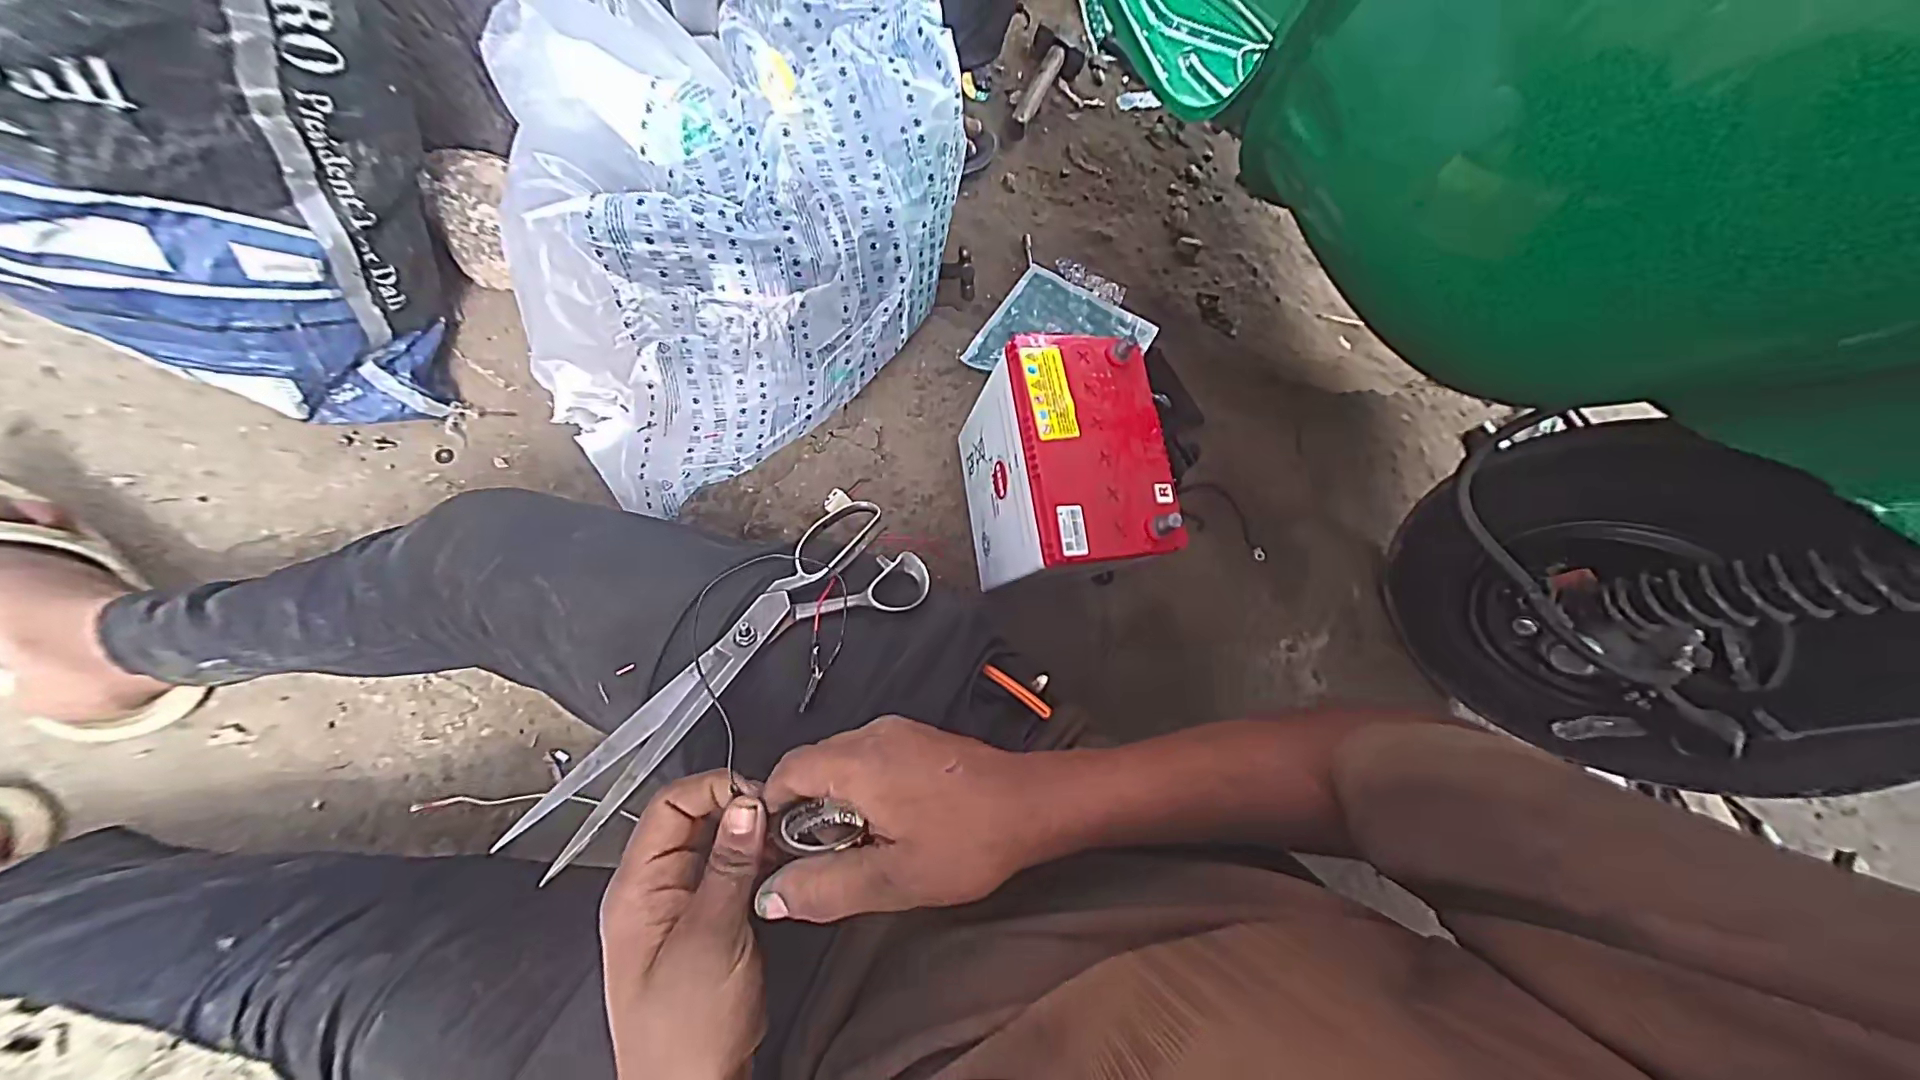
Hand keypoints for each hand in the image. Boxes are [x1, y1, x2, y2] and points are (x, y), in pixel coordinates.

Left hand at [600, 770, 767, 1079]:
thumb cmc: (686, 1028)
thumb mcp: (711, 937)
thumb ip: (730, 865)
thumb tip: (747, 804)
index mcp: (637, 887)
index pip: (669, 805)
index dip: (713, 789)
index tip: (756, 796)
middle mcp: (655, 886)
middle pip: (693, 817)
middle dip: (736, 806)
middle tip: (777, 815)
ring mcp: (681, 900)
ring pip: (715, 839)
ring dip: (749, 831)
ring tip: (782, 837)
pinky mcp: (707, 913)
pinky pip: (728, 865)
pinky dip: (754, 855)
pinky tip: (776, 860)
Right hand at [757, 715, 1046, 922]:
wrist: (1029, 803)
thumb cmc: (972, 836)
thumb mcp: (894, 878)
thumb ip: (826, 887)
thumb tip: (776, 894)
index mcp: (860, 762)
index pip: (785, 771)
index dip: (772, 810)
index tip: (779, 846)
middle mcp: (874, 735)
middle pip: (810, 763)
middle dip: (805, 808)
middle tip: (824, 851)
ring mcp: (897, 731)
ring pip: (839, 759)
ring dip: (835, 798)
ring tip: (862, 840)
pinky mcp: (915, 737)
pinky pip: (868, 755)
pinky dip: (862, 785)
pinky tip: (888, 819)